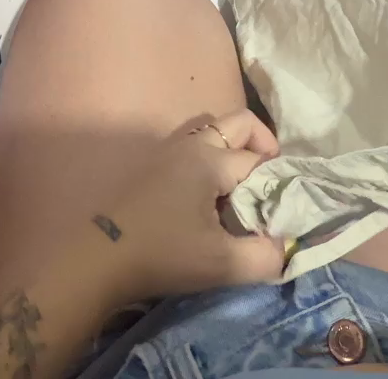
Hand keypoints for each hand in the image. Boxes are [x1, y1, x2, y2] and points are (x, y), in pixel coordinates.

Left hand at [78, 109, 286, 306]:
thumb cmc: (163, 254)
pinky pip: (194, 144)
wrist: (101, 257)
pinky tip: (211, 195)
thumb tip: (286, 248)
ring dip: (234, 148)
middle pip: (238, 123)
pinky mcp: (154, 163)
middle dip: (263, 145)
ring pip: (213, 129)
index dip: (278, 184)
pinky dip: (212, 157)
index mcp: (211, 159)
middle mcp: (192, 143)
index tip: (285, 210)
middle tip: (271, 182)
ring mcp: (169, 149)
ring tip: (242, 188)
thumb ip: (264, 257)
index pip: (259, 160)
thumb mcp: (221, 264)